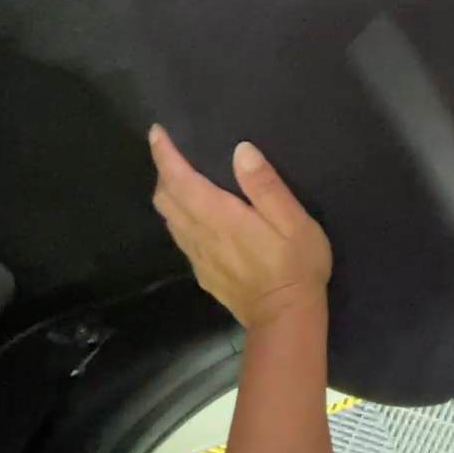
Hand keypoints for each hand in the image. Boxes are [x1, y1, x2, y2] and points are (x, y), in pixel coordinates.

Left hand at [149, 125, 331, 329]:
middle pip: (167, 199)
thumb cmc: (296, 263)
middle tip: (173, 149)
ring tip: (180, 175)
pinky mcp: (205, 272)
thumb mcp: (293, 220)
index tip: (157, 132)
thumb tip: (240, 150)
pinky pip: (180, 236)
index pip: (181, 181)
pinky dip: (178, 215)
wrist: (287, 319)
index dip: (166, 156)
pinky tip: (194, 213)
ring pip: (170, 219)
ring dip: (169, 193)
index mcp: (220, 217)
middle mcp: (201, 235)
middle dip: (164, 171)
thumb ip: (266, 186)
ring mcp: (200, 257)